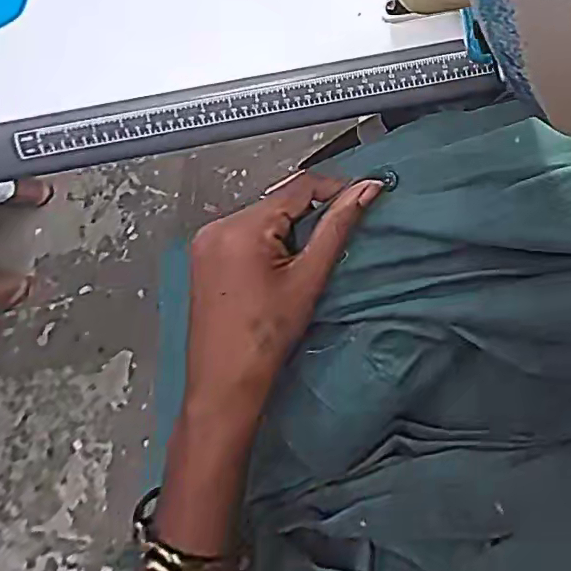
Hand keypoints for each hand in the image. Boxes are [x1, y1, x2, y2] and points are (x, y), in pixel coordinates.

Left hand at [185, 172, 383, 430]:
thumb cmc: (266, 335)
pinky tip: (285, 262)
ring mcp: (207, 240)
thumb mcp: (310, 275)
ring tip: (311, 253)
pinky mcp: (205, 253)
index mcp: (242, 227)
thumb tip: (366, 190)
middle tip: (339, 231)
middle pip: (280, 199)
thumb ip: (338, 225)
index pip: (299, 186)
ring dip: (293, 224)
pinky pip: (248, 229)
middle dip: (313, 210)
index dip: (336, 188)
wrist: (225, 383)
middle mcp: (218, 225)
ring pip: (266, 213)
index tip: (363, 195)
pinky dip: (272, 236)